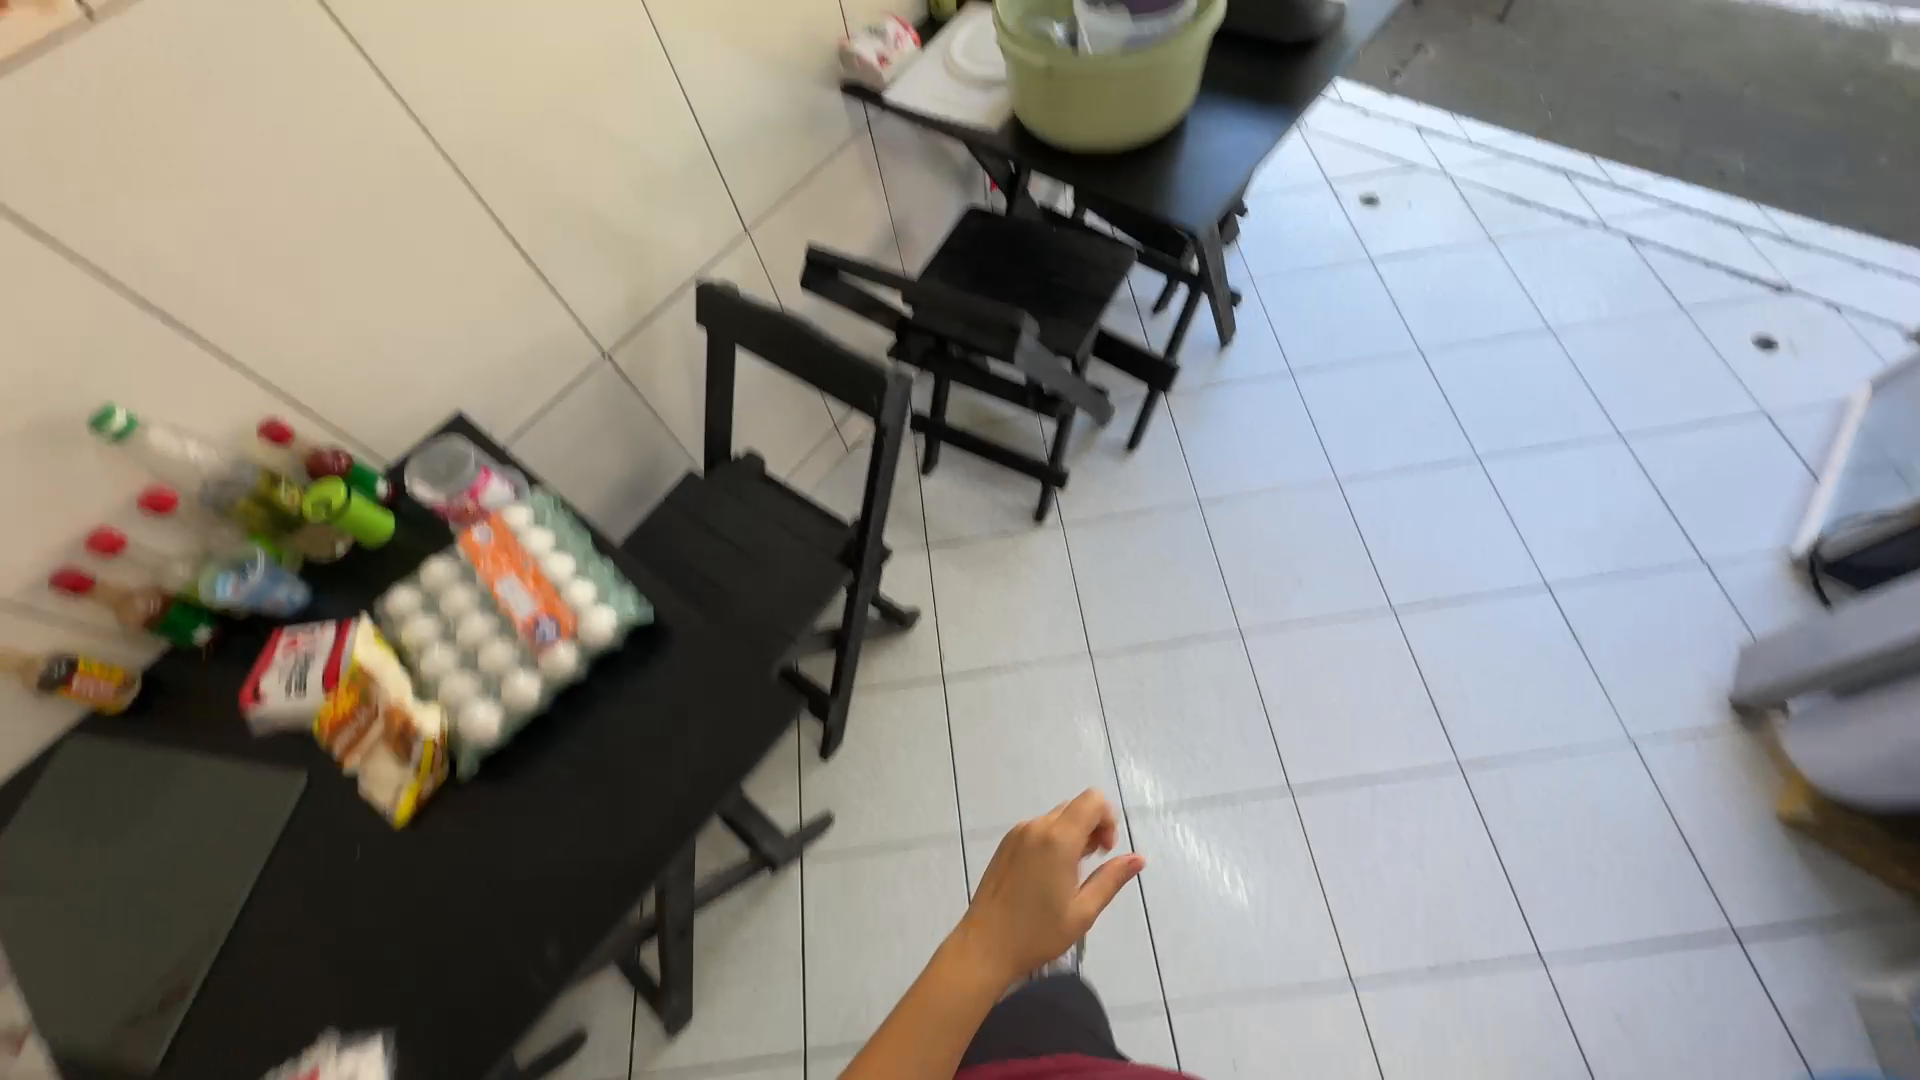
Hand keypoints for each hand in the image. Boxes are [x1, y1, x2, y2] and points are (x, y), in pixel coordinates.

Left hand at [952, 790, 1146, 983]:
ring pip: (1057, 818)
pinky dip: (1053, 840)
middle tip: (1091, 867)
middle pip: (1075, 807)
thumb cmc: (1038, 933)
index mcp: (1057, 838)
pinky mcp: (1006, 844)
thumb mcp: (1083, 911)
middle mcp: (1036, 826)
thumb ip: (1111, 878)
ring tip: (1070, 876)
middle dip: (1092, 828)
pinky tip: (1049, 876)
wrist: (985, 945)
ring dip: (1073, 835)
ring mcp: (1017, 833)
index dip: (1108, 820)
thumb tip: (1139, 858)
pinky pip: (1038, 829)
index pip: (1093, 800)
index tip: (1105, 852)